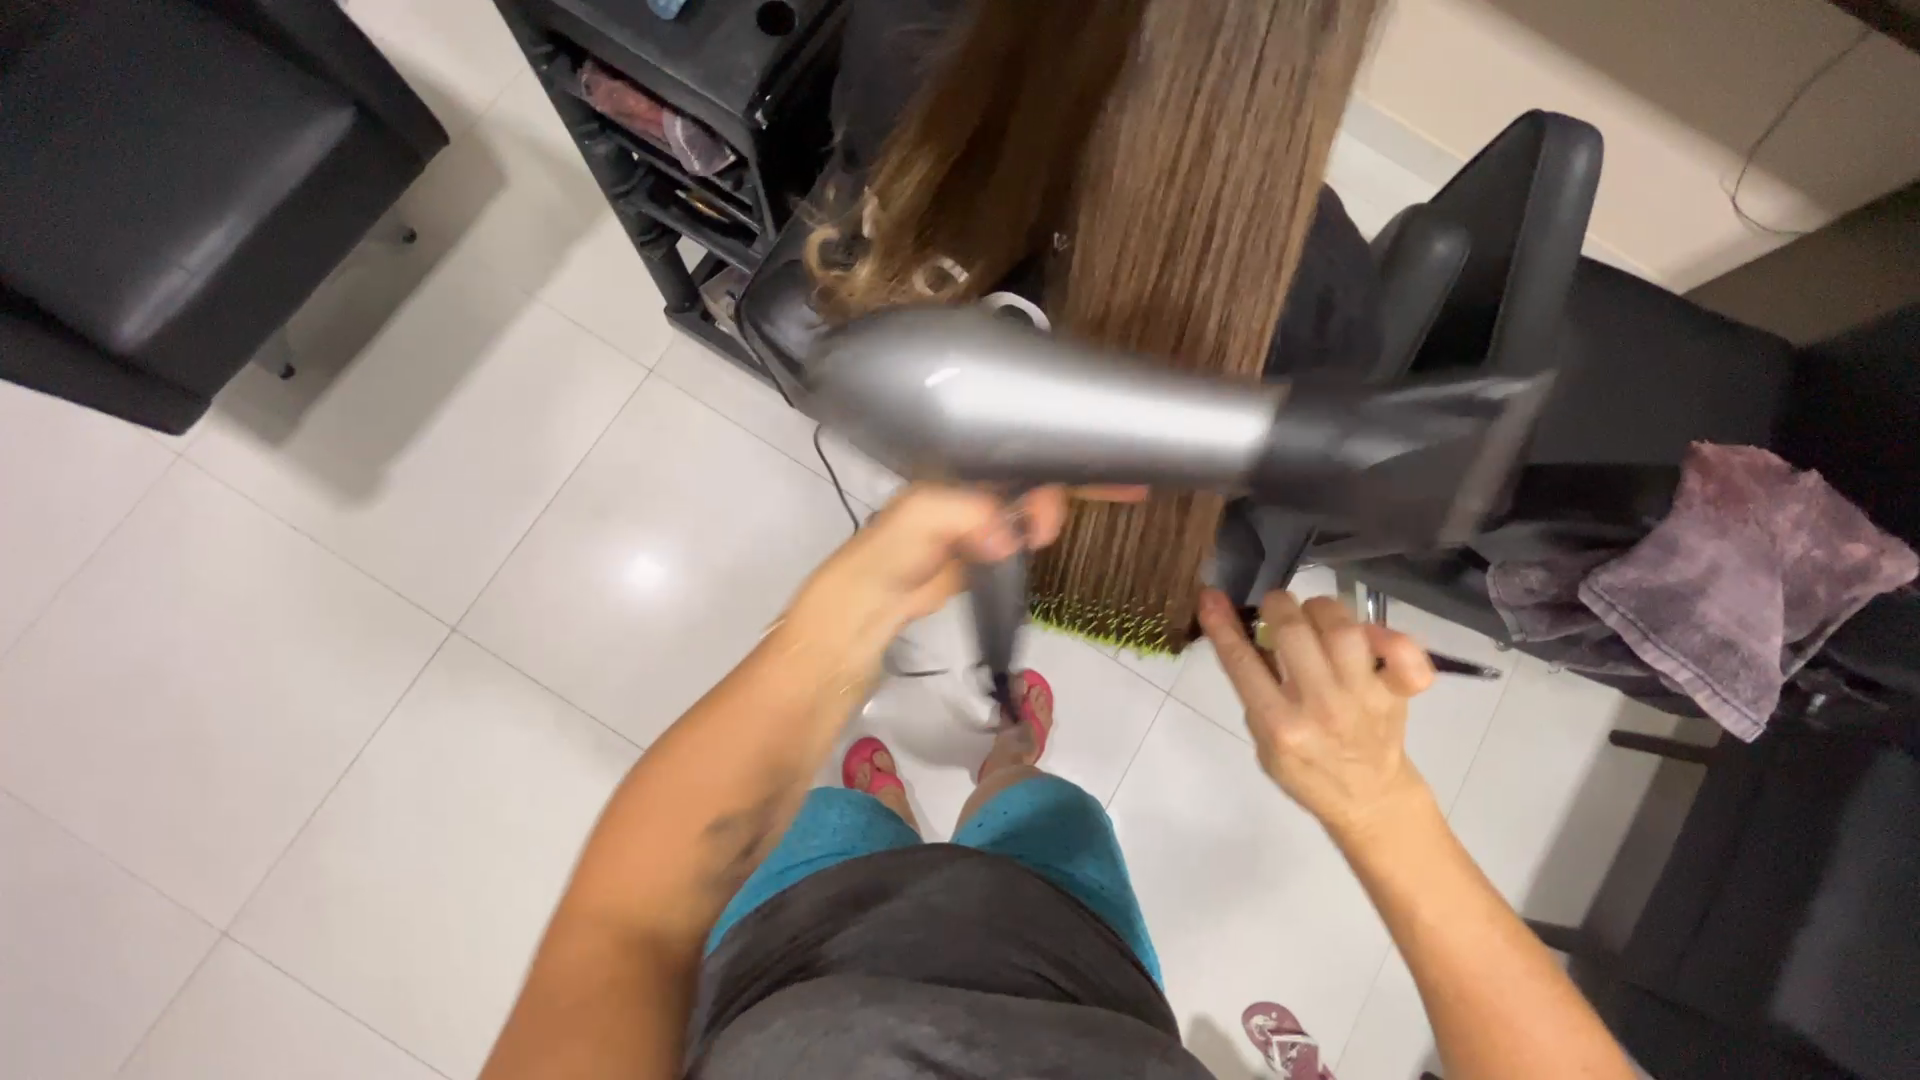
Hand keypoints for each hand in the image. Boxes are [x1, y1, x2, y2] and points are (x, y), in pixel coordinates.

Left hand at [785, 484, 1136, 669]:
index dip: (1057, 451)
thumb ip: (960, 515)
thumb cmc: (884, 559)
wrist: (862, 613)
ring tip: (1040, 537)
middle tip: (1045, 528)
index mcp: (954, 470)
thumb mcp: (914, 524)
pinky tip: (1048, 537)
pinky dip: (1040, 532)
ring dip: (1047, 514)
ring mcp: (977, 519)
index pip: (1015, 448)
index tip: (1103, 464)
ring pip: (1029, 504)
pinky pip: (1021, 533)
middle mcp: (969, 487)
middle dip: (1058, 486)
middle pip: (1031, 473)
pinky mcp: (983, 551)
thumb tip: (1009, 531)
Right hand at [1196, 587, 1436, 837]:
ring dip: (1321, 609)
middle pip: (1294, 633)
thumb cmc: (1305, 768)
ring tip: (1313, 614)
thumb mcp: (1262, 741)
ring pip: (1342, 630)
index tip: (1211, 597)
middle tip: (1274, 607)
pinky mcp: (1396, 694)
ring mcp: (1362, 698)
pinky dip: (1391, 637)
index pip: (1242, 663)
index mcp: (1279, 725)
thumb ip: (1255, 691)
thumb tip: (1247, 632)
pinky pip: (1404, 657)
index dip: (1222, 624)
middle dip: (1277, 605)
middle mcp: (1320, 707)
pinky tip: (1370, 634)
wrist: (1369, 799)